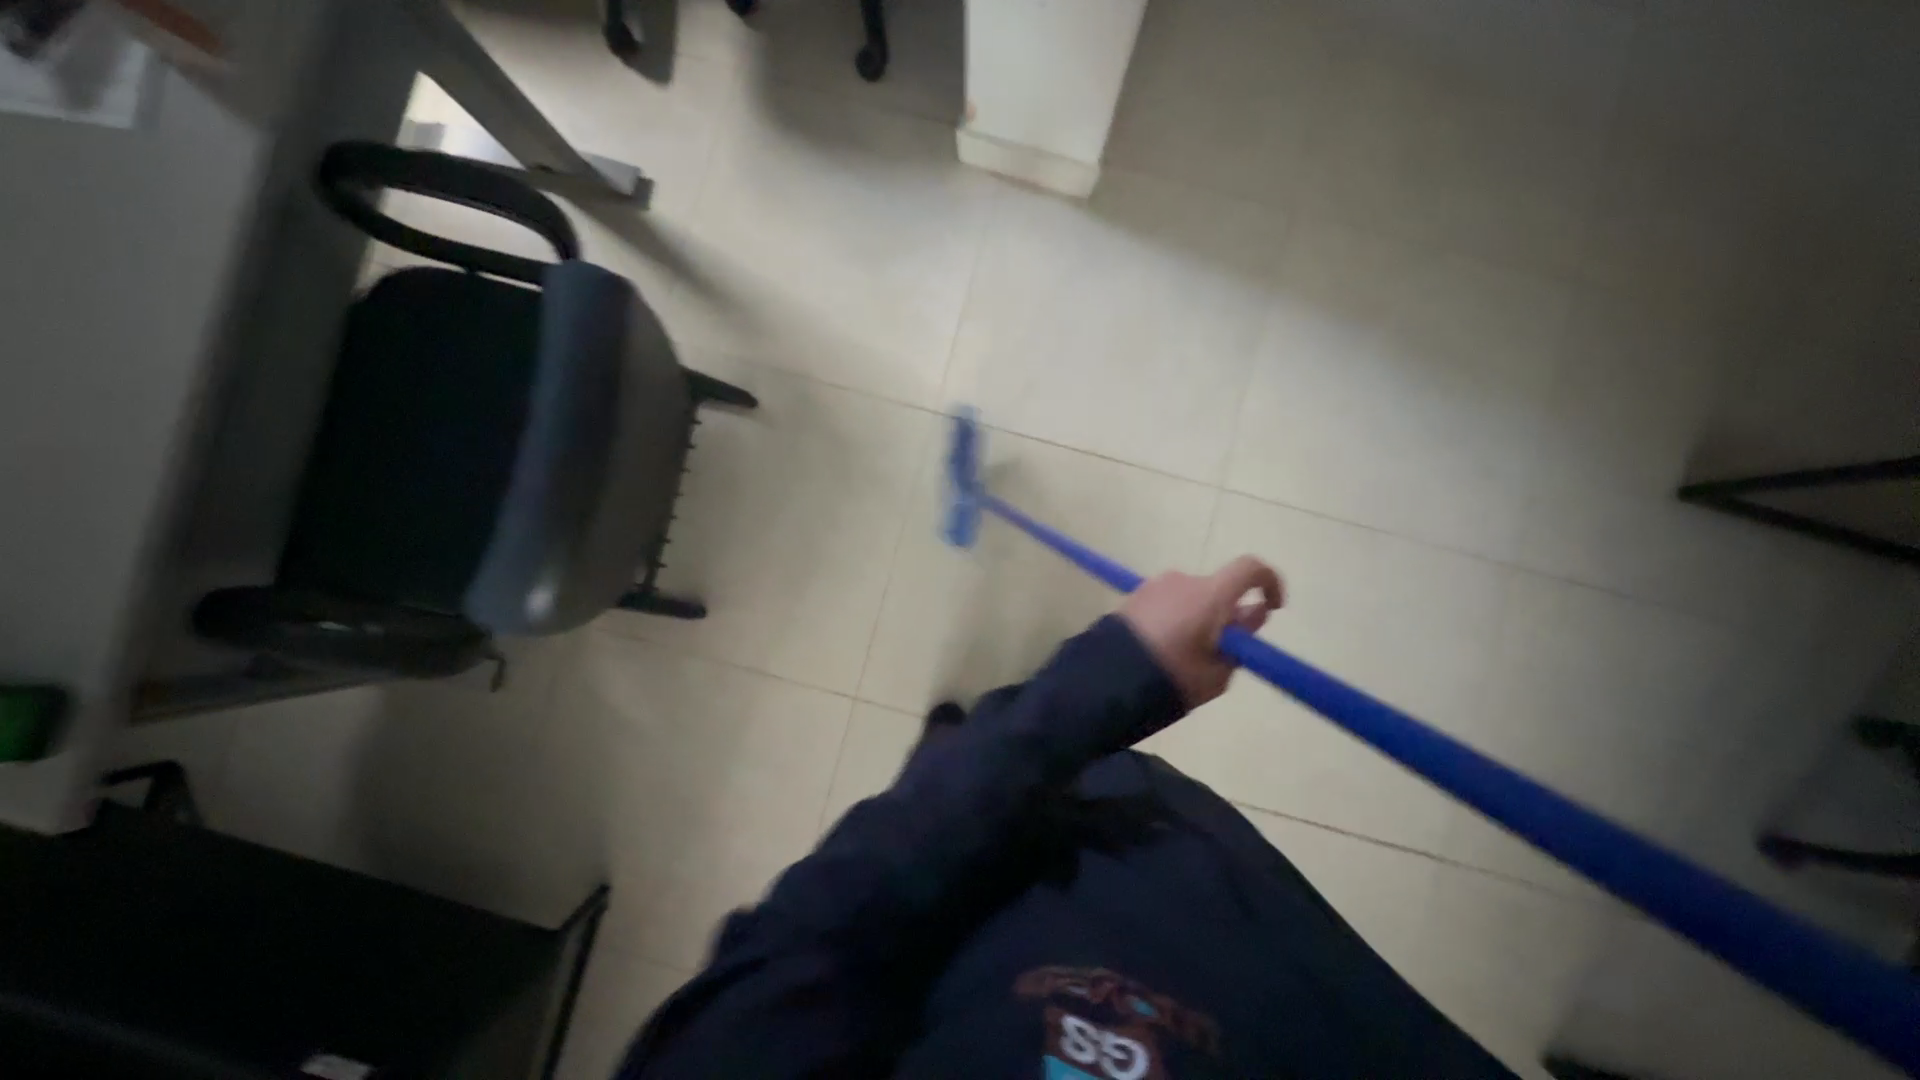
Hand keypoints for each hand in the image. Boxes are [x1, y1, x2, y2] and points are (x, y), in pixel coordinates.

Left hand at [1117, 556, 1283, 709]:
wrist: (1106, 679)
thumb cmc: (1171, 677)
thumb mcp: (1217, 673)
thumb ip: (1240, 642)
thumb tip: (1249, 617)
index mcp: (1209, 595)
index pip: (1250, 568)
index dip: (1269, 581)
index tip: (1272, 606)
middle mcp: (1182, 580)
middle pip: (1217, 589)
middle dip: (1225, 614)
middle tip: (1221, 650)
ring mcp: (1154, 585)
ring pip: (1190, 597)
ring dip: (1198, 617)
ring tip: (1186, 656)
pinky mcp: (1133, 595)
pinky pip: (1167, 602)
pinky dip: (1175, 618)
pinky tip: (1163, 649)